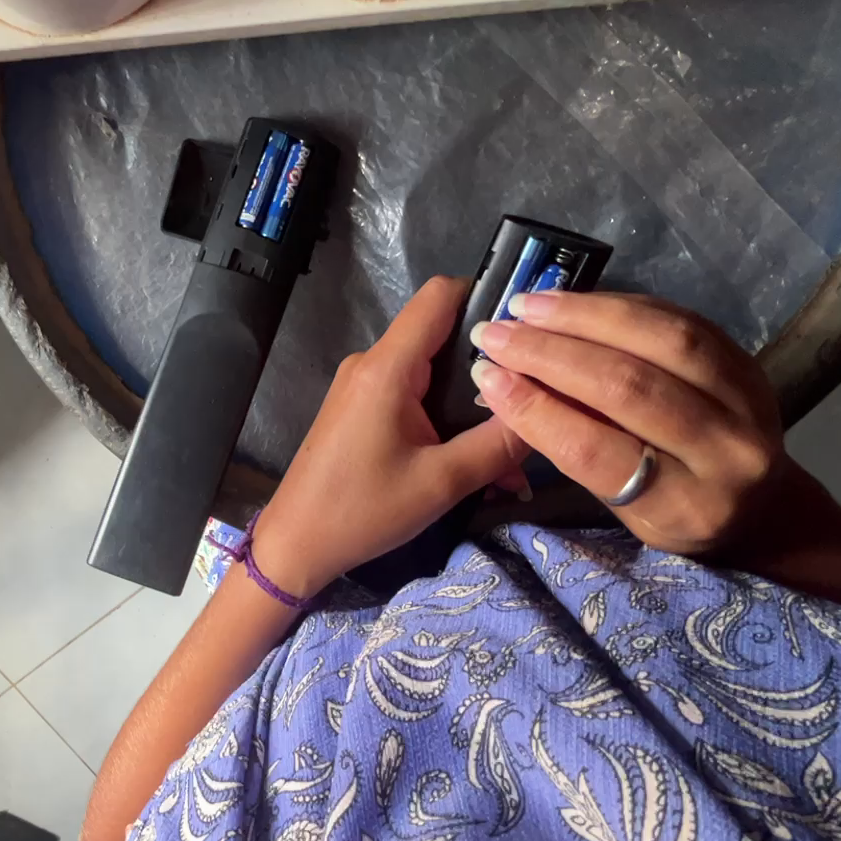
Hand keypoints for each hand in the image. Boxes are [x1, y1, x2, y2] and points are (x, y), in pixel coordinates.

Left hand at [250, 276, 529, 596]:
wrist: (296, 544)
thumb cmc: (362, 511)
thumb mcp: (441, 482)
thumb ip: (498, 442)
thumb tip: (545, 408)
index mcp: (387, 368)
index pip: (441, 295)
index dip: (488, 300)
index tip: (530, 335)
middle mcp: (372, 365)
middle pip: (444, 338)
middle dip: (492, 373)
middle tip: (535, 408)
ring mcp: (362, 387)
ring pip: (433, 377)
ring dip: (472, 412)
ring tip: (512, 459)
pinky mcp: (360, 411)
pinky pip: (413, 401)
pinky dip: (446, 426)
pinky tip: (477, 467)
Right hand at [470, 291, 788, 555]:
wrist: (762, 504)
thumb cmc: (668, 512)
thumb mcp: (613, 501)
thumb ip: (568, 444)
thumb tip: (503, 384)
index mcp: (681, 504)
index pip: (594, 450)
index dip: (534, 409)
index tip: (486, 375)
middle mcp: (726, 451)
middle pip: (627, 386)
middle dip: (548, 354)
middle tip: (495, 333)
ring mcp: (746, 398)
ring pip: (660, 340)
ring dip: (583, 316)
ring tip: (528, 306)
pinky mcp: (746, 358)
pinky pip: (677, 318)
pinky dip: (616, 307)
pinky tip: (572, 302)